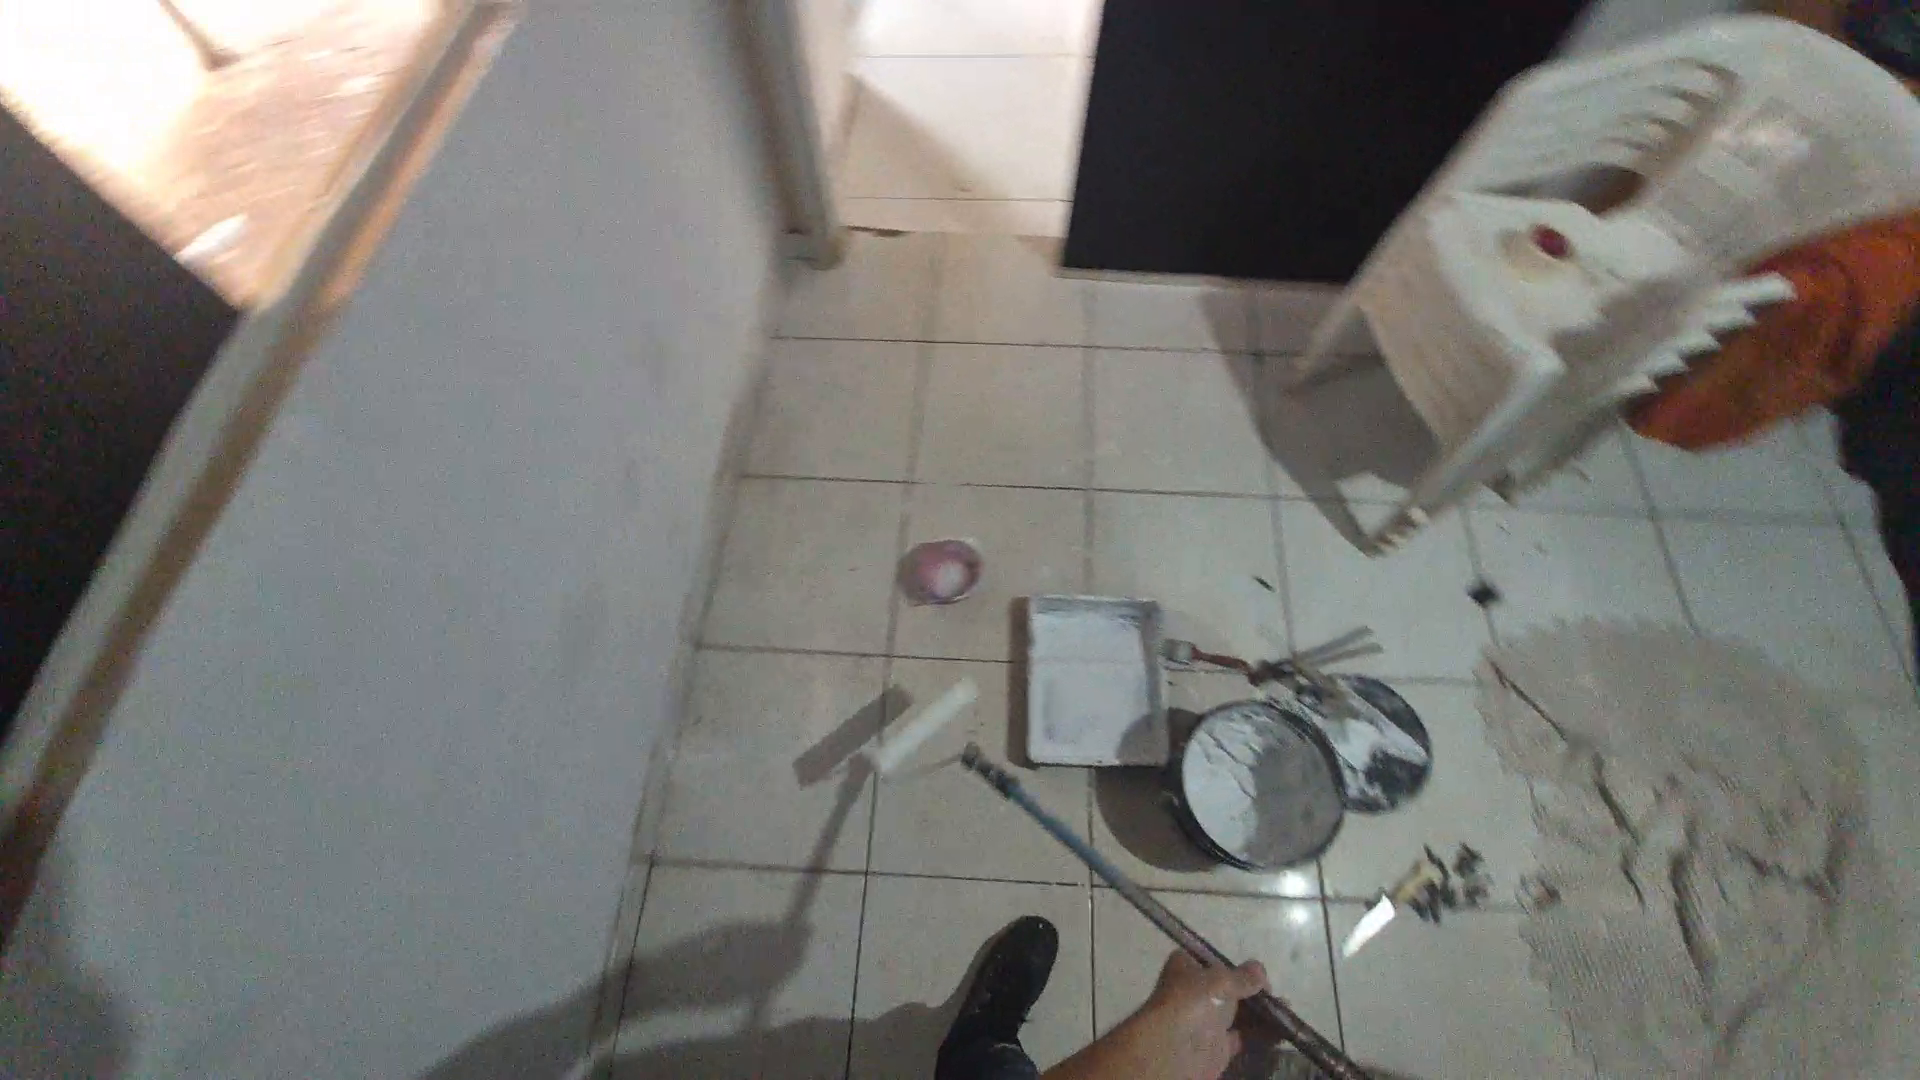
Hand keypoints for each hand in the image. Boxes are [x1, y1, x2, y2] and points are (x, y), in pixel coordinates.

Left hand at [1044, 951, 1270, 1079]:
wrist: (1174, 1050)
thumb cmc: (1193, 1002)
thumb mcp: (1220, 981)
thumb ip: (1242, 977)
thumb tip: (1259, 970)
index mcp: (1187, 966)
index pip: (1215, 963)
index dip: (1238, 969)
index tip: (1260, 977)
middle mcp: (1195, 991)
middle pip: (1229, 989)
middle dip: (1254, 994)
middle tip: (1281, 1000)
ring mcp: (1204, 1020)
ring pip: (1238, 1014)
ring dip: (1262, 1015)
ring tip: (1289, 1015)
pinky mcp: (1216, 1047)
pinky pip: (1243, 1037)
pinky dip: (1261, 1036)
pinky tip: (1282, 1034)